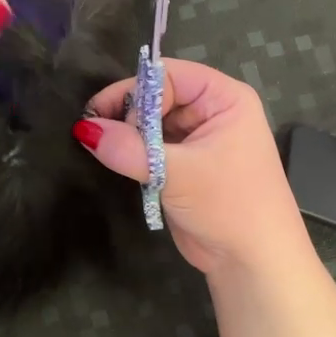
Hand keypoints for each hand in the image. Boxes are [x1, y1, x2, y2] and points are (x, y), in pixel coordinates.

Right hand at [73, 59, 314, 278]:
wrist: (251, 260)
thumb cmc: (229, 206)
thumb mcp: (177, 173)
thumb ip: (129, 149)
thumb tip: (84, 129)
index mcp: (224, 99)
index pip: (168, 76)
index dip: (135, 92)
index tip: (103, 117)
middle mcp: (211, 112)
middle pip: (156, 97)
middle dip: (127, 115)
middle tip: (101, 139)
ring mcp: (197, 140)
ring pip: (149, 124)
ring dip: (127, 137)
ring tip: (104, 151)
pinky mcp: (183, 166)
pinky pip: (149, 148)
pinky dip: (132, 155)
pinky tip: (116, 164)